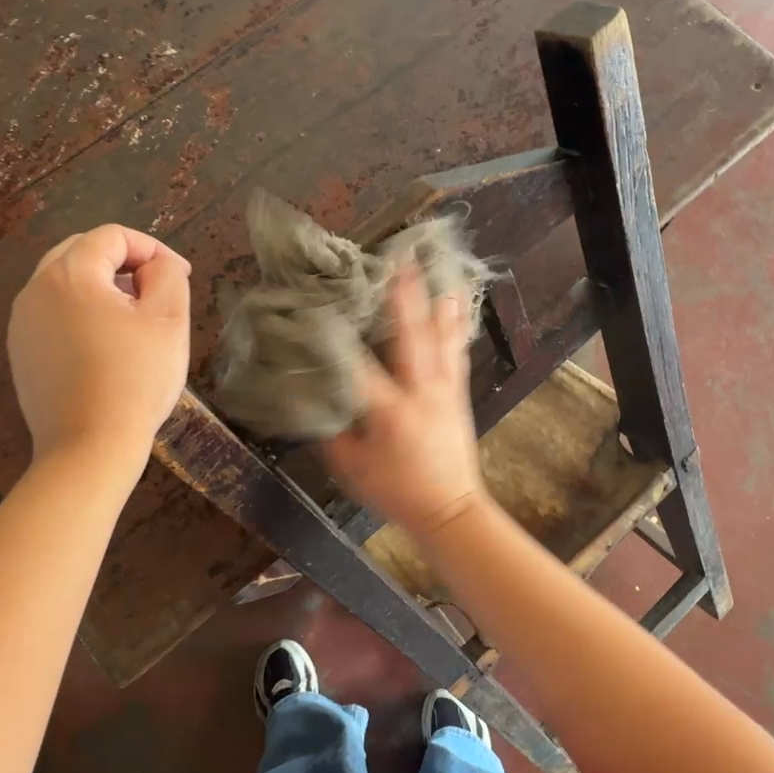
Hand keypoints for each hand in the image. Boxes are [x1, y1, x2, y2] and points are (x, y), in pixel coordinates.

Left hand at [7, 225, 191, 463]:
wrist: (89, 445)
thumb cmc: (135, 378)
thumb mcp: (169, 319)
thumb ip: (167, 274)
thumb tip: (155, 265)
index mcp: (70, 273)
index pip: (113, 236)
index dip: (153, 248)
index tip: (180, 276)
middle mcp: (35, 289)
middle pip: (82, 252)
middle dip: (124, 262)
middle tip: (157, 290)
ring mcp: (22, 322)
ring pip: (65, 283)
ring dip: (102, 287)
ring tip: (135, 317)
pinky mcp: (21, 352)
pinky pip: (53, 314)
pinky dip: (82, 313)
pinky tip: (107, 345)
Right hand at [322, 269, 488, 536]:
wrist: (450, 510)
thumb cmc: (397, 492)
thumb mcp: (351, 469)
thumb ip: (332, 432)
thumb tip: (315, 397)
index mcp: (390, 412)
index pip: (356, 367)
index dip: (334, 339)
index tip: (316, 309)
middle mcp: (421, 392)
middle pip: (410, 337)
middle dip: (402, 298)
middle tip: (396, 262)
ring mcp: (444, 390)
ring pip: (439, 337)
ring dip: (431, 300)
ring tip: (430, 266)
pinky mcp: (458, 393)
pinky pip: (456, 351)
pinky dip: (454, 323)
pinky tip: (456, 300)